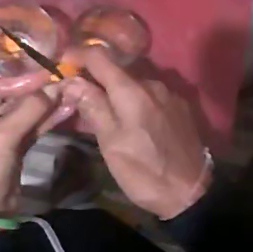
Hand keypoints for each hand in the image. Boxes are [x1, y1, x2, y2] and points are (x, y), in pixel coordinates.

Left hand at [0, 73, 72, 219]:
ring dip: (47, 106)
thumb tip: (53, 87)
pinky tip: (67, 111)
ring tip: (73, 94)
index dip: (23, 81)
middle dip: (39, 94)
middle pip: (12, 100)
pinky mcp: (12, 150)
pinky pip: (30, 130)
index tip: (50, 73)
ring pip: (24, 115)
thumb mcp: (1, 136)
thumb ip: (27, 110)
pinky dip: (47, 121)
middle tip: (68, 83)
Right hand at [58, 46, 211, 218]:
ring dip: (113, 88)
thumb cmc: (143, 171)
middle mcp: (153, 83)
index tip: (61, 66)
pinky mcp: (179, 107)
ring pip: (133, 81)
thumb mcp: (110, 142)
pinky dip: (131, 98)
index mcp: (132, 90)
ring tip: (99, 106)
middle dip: (93, 75)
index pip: (99, 56)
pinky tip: (127, 116)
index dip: (77, 56)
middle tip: (75, 93)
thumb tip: (71, 80)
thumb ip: (92, 106)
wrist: (191, 195)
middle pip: (116, 67)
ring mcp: (169, 94)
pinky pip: (148, 93)